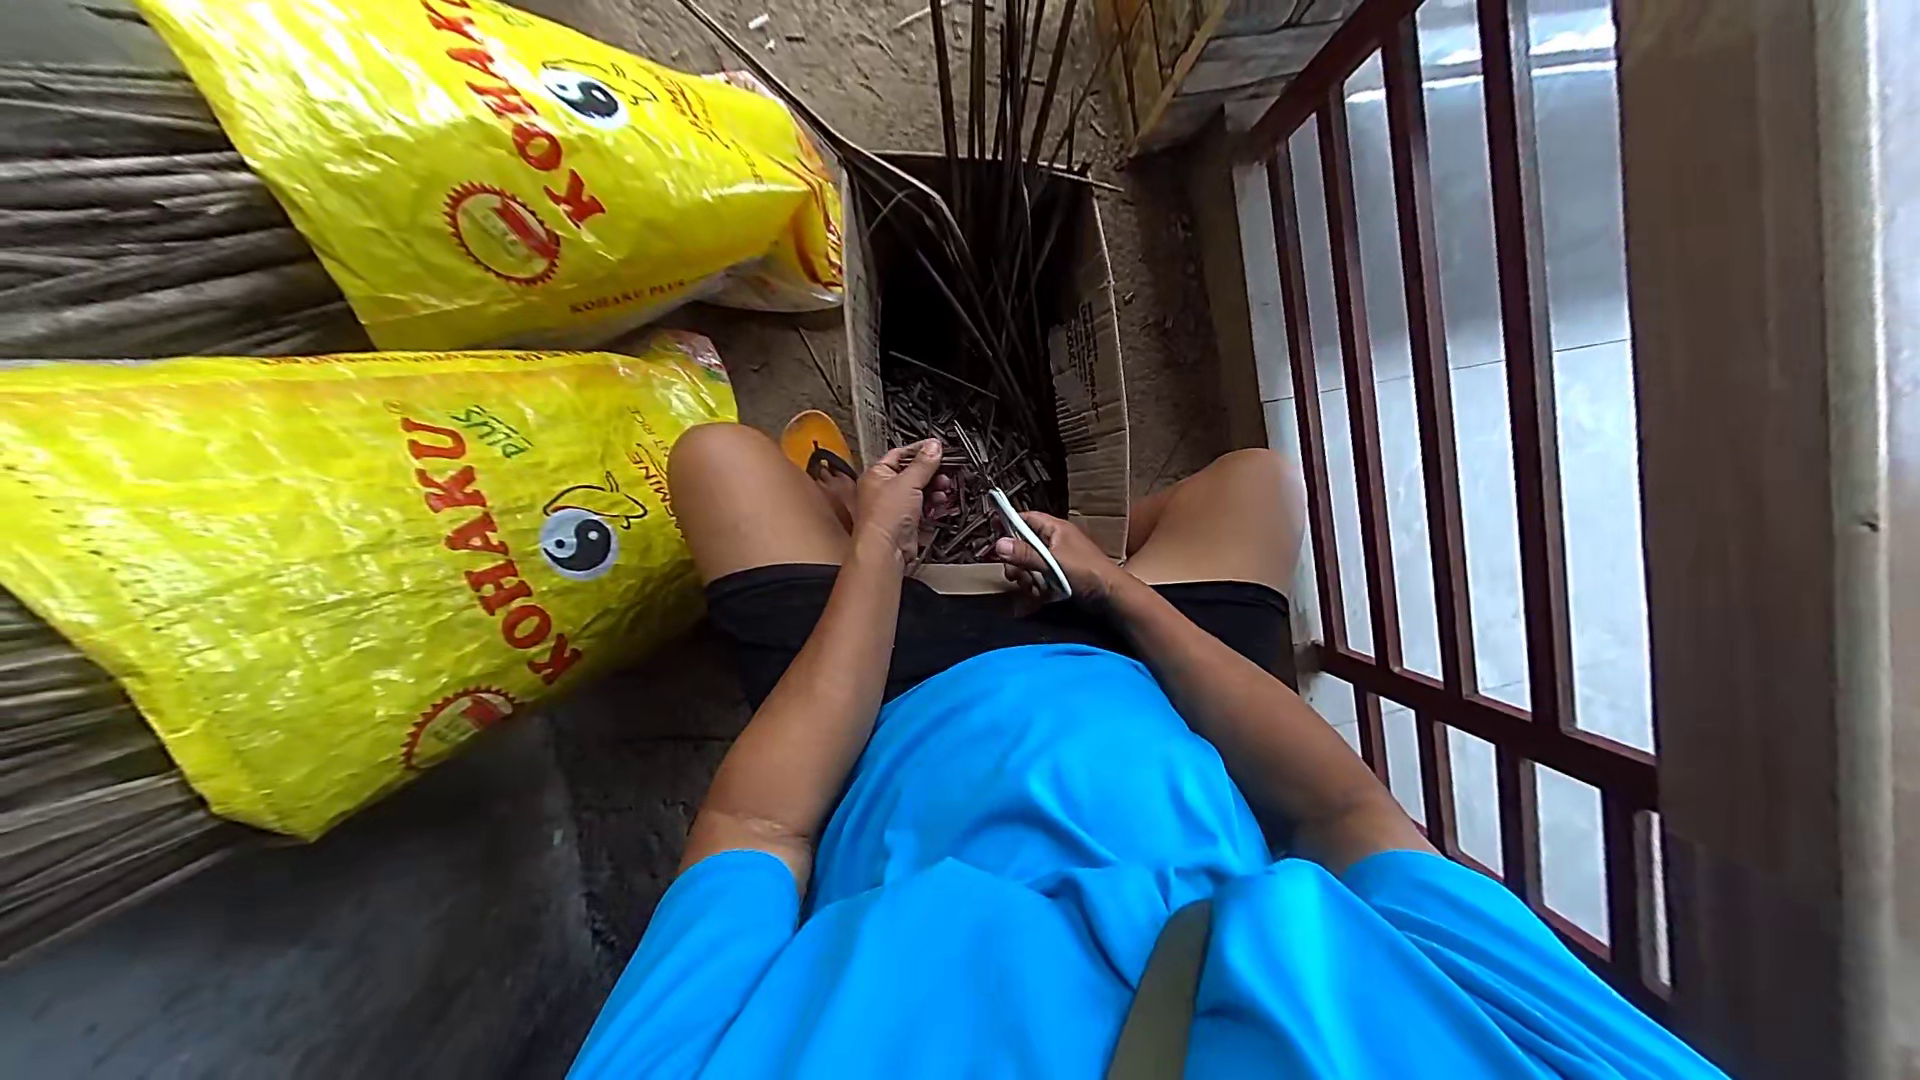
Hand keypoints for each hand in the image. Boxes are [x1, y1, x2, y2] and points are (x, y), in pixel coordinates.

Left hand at [852, 439, 950, 566]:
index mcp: (877, 475)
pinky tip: (940, 504)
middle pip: (913, 474)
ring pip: (920, 492)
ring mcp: (895, 508)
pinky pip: (923, 509)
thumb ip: (924, 463)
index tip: (936, 449)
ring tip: (944, 490)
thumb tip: (933, 446)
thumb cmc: (884, 518)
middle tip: (945, 473)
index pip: (900, 454)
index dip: (919, 451)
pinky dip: (933, 506)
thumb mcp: (908, 482)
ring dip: (934, 490)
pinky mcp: (906, 523)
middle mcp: (884, 490)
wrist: (886, 550)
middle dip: (931, 474)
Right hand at [992, 511, 1130, 606]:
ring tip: (1034, 588)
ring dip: (1026, 578)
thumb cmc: (1088, 573)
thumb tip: (999, 544)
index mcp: (1055, 529)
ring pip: (1029, 565)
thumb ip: (1025, 554)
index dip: (1009, 524)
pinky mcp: (1059, 577)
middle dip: (1016, 562)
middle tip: (1016, 575)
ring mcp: (1057, 560)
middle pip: (1023, 545)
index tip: (994, 533)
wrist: (1111, 597)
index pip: (1026, 519)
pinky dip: (1036, 588)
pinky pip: (1038, 579)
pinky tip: (1042, 596)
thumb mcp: (1053, 562)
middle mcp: (1054, 542)